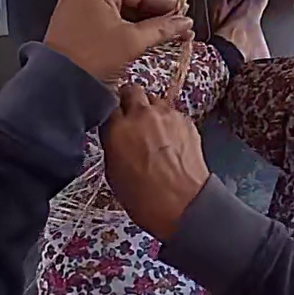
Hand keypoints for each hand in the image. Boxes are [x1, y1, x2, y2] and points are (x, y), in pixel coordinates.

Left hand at [44, 0, 192, 84]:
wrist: (60, 86)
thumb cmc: (88, 59)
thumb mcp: (132, 41)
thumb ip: (162, 28)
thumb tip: (183, 22)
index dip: (166, 5)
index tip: (184, 14)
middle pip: (132, 1)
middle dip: (157, 17)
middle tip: (180, 28)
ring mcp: (81, 9)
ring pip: (123, 14)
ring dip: (146, 26)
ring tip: (169, 36)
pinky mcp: (80, 26)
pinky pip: (112, 24)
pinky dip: (130, 32)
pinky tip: (148, 41)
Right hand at [102, 83, 209, 238]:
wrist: (184, 204)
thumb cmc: (145, 198)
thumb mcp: (114, 173)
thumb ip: (112, 144)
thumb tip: (115, 135)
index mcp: (118, 129)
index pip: (107, 105)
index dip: (111, 113)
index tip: (113, 120)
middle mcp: (142, 115)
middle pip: (131, 90)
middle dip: (130, 100)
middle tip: (131, 116)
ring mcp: (166, 115)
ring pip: (154, 99)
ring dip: (151, 110)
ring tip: (153, 130)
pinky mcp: (186, 120)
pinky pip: (173, 112)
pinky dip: (169, 121)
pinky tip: (170, 140)